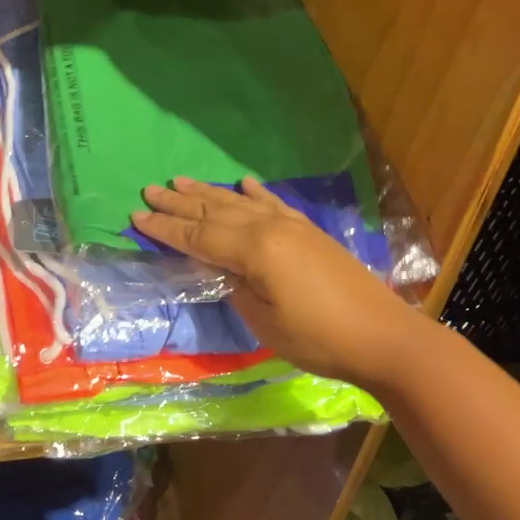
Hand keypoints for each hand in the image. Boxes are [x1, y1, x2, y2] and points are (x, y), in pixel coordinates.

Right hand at [133, 176, 418, 390]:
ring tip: (180, 181)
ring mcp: (291, 225)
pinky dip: (255, 193)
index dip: (166, 229)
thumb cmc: (319, 339)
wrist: (384, 336)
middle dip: (179, 203)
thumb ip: (235, 287)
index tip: (136, 216)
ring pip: (239, 203)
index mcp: (254, 250)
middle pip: (214, 212)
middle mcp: (269, 227)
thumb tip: (218, 267)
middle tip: (148, 190)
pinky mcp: (309, 231)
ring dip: (208, 192)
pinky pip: (273, 203)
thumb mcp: (265, 322)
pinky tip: (244, 182)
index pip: (199, 237)